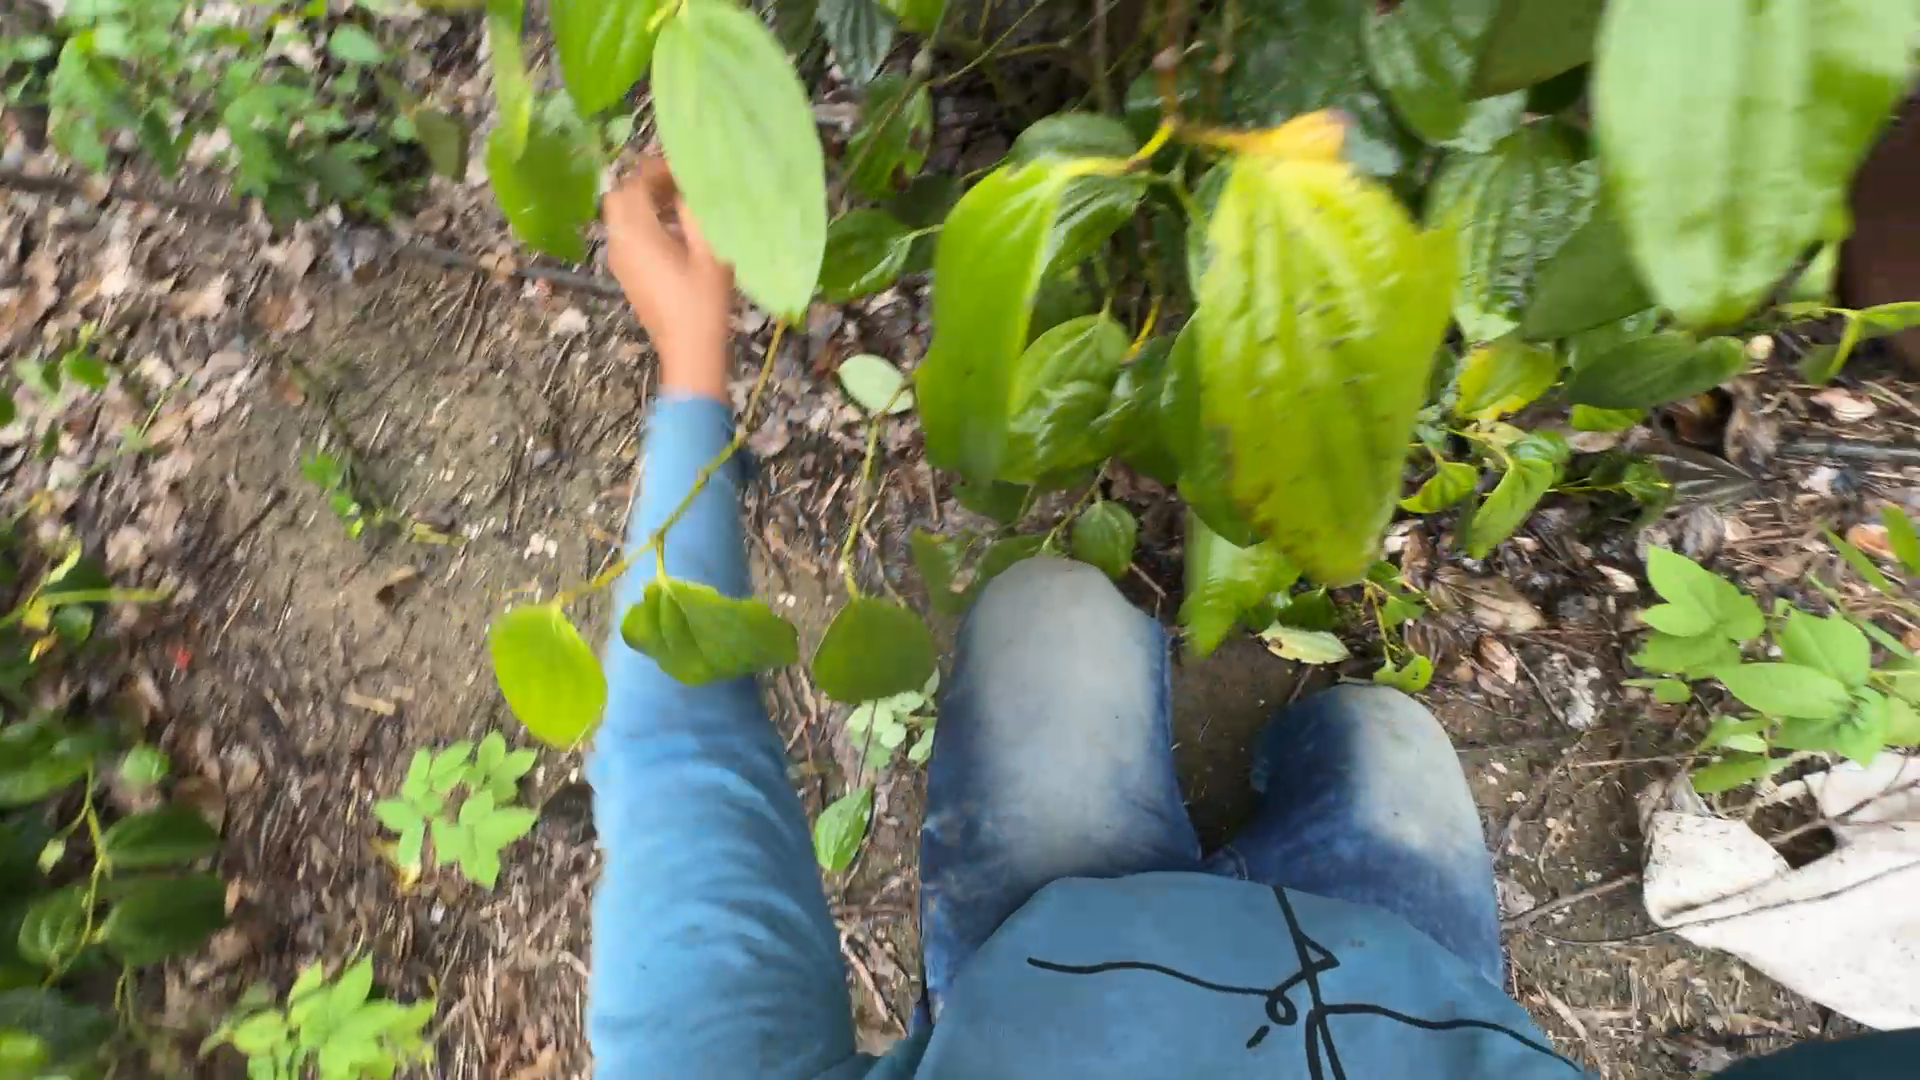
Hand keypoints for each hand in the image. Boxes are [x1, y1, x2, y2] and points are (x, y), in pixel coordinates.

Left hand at [604, 157, 734, 401]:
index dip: (658, 169)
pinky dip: (644, 225)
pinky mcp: (626, 275)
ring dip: (645, 205)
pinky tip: (673, 236)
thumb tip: (689, 187)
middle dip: (646, 184)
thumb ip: (696, 213)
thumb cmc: (703, 303)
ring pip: (621, 217)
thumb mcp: (710, 253)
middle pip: (620, 196)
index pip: (636, 182)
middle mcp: (618, 240)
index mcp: (636, 230)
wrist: (690, 352)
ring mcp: (619, 259)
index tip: (685, 167)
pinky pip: (627, 237)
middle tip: (678, 186)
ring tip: (679, 209)